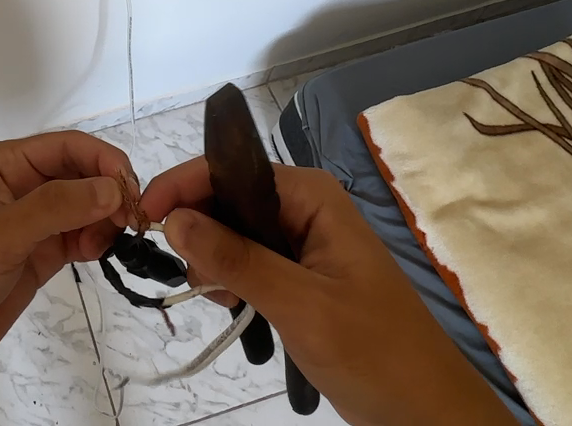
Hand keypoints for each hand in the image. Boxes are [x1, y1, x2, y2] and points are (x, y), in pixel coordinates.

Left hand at [0, 131, 135, 425]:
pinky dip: (95, 240)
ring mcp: (32, 221)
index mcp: (6, 164)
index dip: (101, 159)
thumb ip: (54, 208)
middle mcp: (23, 185)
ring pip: (84, 205)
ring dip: (105, 217)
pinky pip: (79, 236)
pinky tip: (97, 253)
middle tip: (133, 220)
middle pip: (80, 173)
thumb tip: (112, 187)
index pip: (65, 146)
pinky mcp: (40, 254)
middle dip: (109, 189)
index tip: (130, 187)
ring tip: (114, 240)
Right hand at [143, 159, 516, 425]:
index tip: (142, 215)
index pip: (229, 170)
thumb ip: (235, 258)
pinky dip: (229, 278)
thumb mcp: (300, 305)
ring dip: (212, 258)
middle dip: (196, 227)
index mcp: (309, 195)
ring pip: (233, 231)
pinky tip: (227, 303)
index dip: (182, 186)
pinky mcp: (300, 275)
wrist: (430, 418)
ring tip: (212, 296)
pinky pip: (248, 260)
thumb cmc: (374, 352)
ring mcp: (302, 241)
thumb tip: (171, 220)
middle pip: (227, 198)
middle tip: (182, 271)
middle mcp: (303, 207)